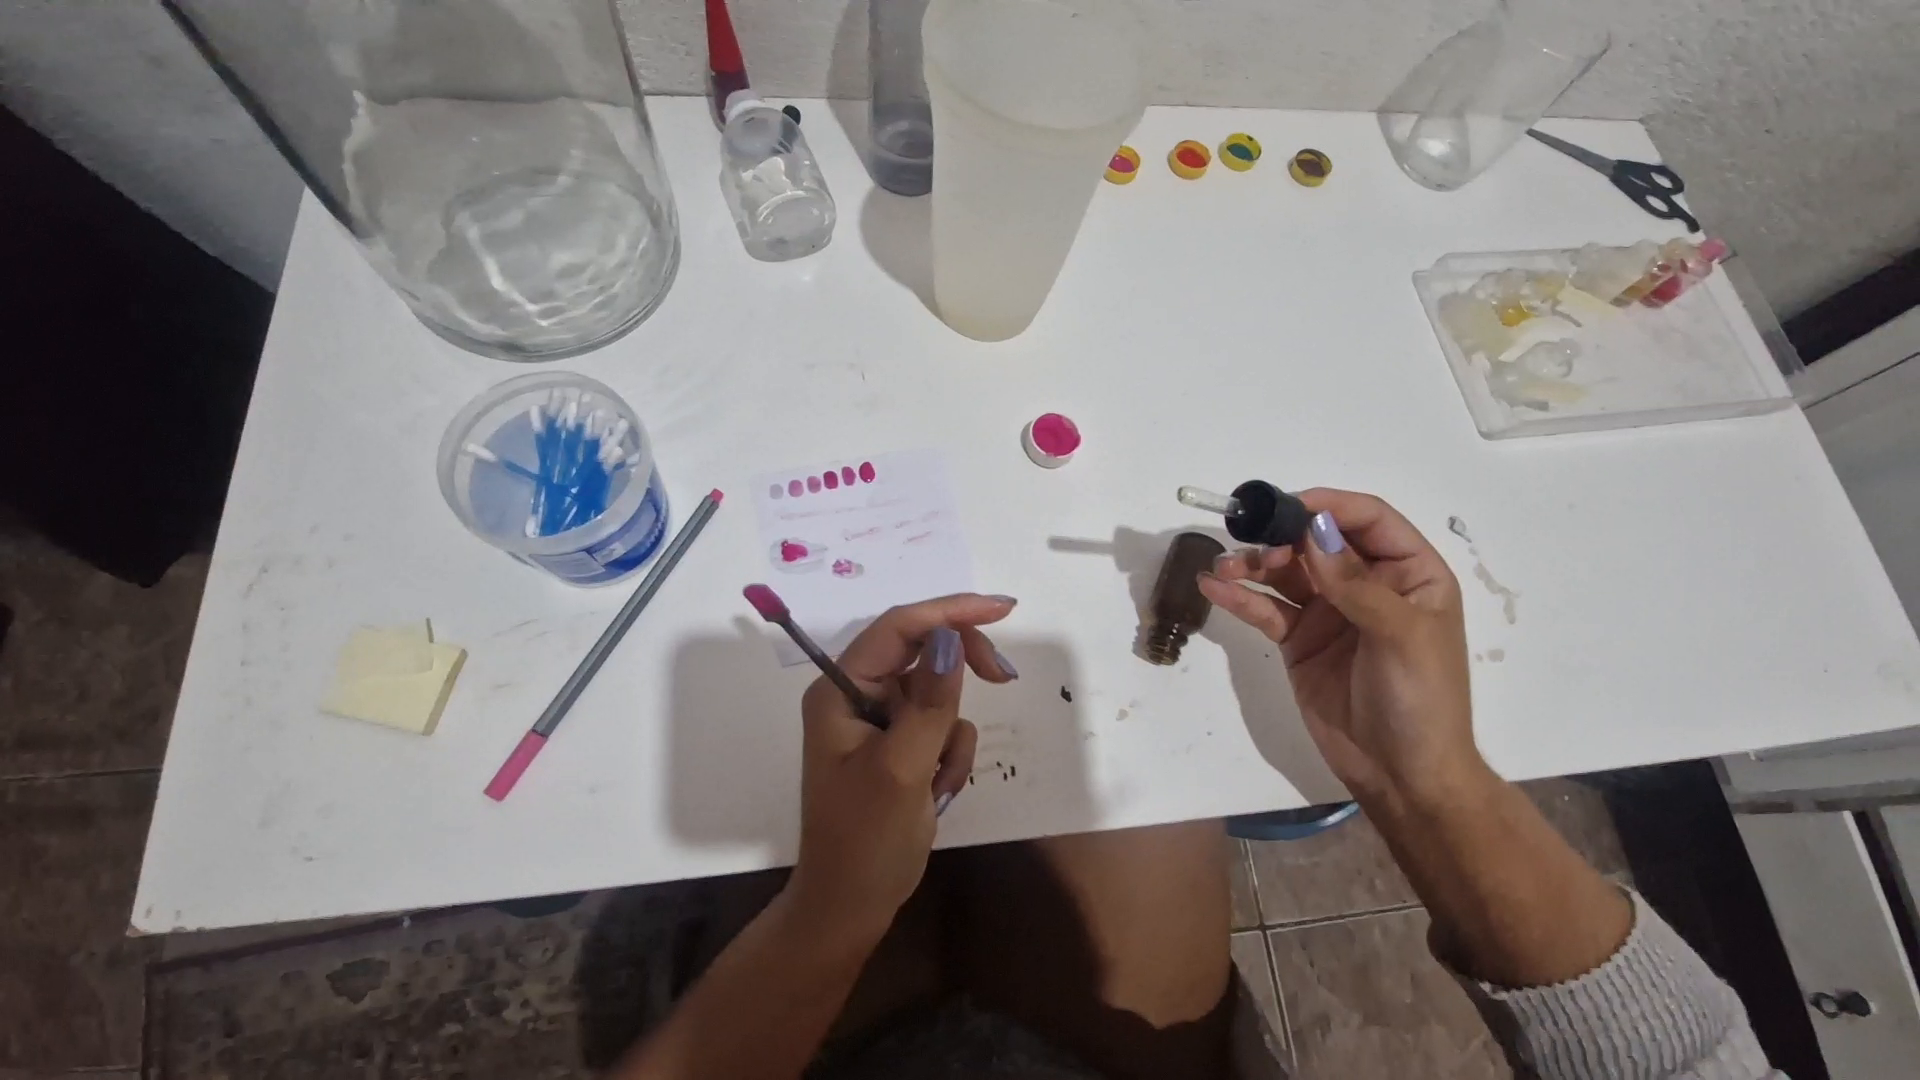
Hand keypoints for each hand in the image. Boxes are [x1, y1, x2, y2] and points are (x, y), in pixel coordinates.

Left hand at [788, 593, 1018, 943]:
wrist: (850, 905)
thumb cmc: (864, 840)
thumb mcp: (901, 769)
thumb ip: (929, 701)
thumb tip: (950, 638)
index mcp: (840, 689)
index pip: (899, 627)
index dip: (950, 611)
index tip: (1003, 609)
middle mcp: (855, 693)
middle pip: (922, 651)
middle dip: (961, 671)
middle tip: (1005, 680)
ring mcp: (877, 720)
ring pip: (939, 692)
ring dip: (952, 735)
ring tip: (938, 784)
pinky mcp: (898, 744)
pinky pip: (941, 726)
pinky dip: (950, 755)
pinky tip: (936, 795)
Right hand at [1198, 489, 1482, 807]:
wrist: (1401, 774)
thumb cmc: (1421, 700)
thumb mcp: (1400, 637)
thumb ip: (1356, 583)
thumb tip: (1314, 530)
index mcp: (1410, 574)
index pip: (1369, 521)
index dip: (1329, 507)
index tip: (1285, 506)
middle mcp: (1368, 585)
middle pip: (1318, 542)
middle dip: (1281, 536)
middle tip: (1249, 544)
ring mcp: (1330, 612)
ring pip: (1286, 572)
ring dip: (1254, 564)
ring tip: (1223, 567)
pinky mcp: (1299, 640)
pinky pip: (1267, 609)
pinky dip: (1240, 598)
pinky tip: (1213, 588)